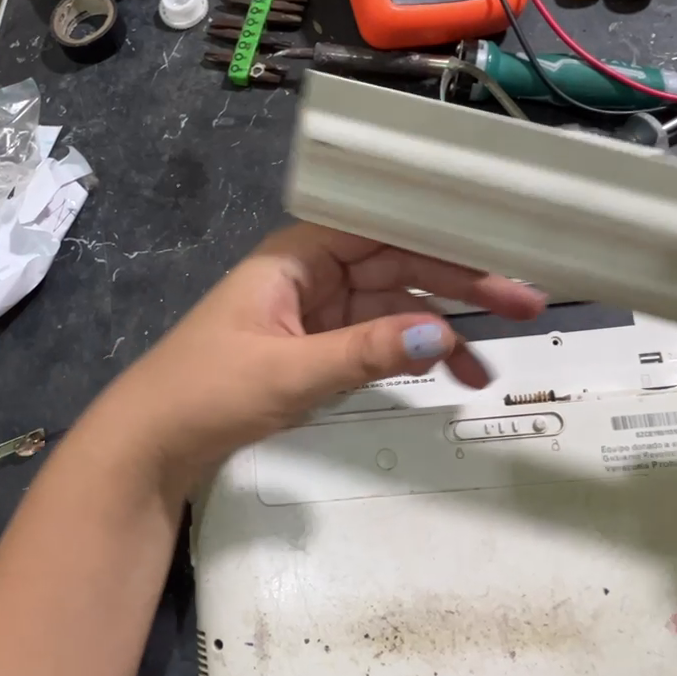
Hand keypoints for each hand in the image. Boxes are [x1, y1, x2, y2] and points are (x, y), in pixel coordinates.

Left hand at [80, 223, 546, 497]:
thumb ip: (366, 352)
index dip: (442, 239)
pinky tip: (446, 373)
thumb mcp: (290, 372)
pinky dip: (407, 355)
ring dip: (438, 331)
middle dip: (457, 287)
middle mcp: (312, 274)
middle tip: (524, 305)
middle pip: (396, 267)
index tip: (499, 251)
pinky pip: (374, 340)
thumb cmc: (207, 392)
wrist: (152, 444)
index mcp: (299, 256)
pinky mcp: (316, 348)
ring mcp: (316, 312)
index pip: (383, 231)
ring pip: (391, 307)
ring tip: (488, 367)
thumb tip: (441, 336)